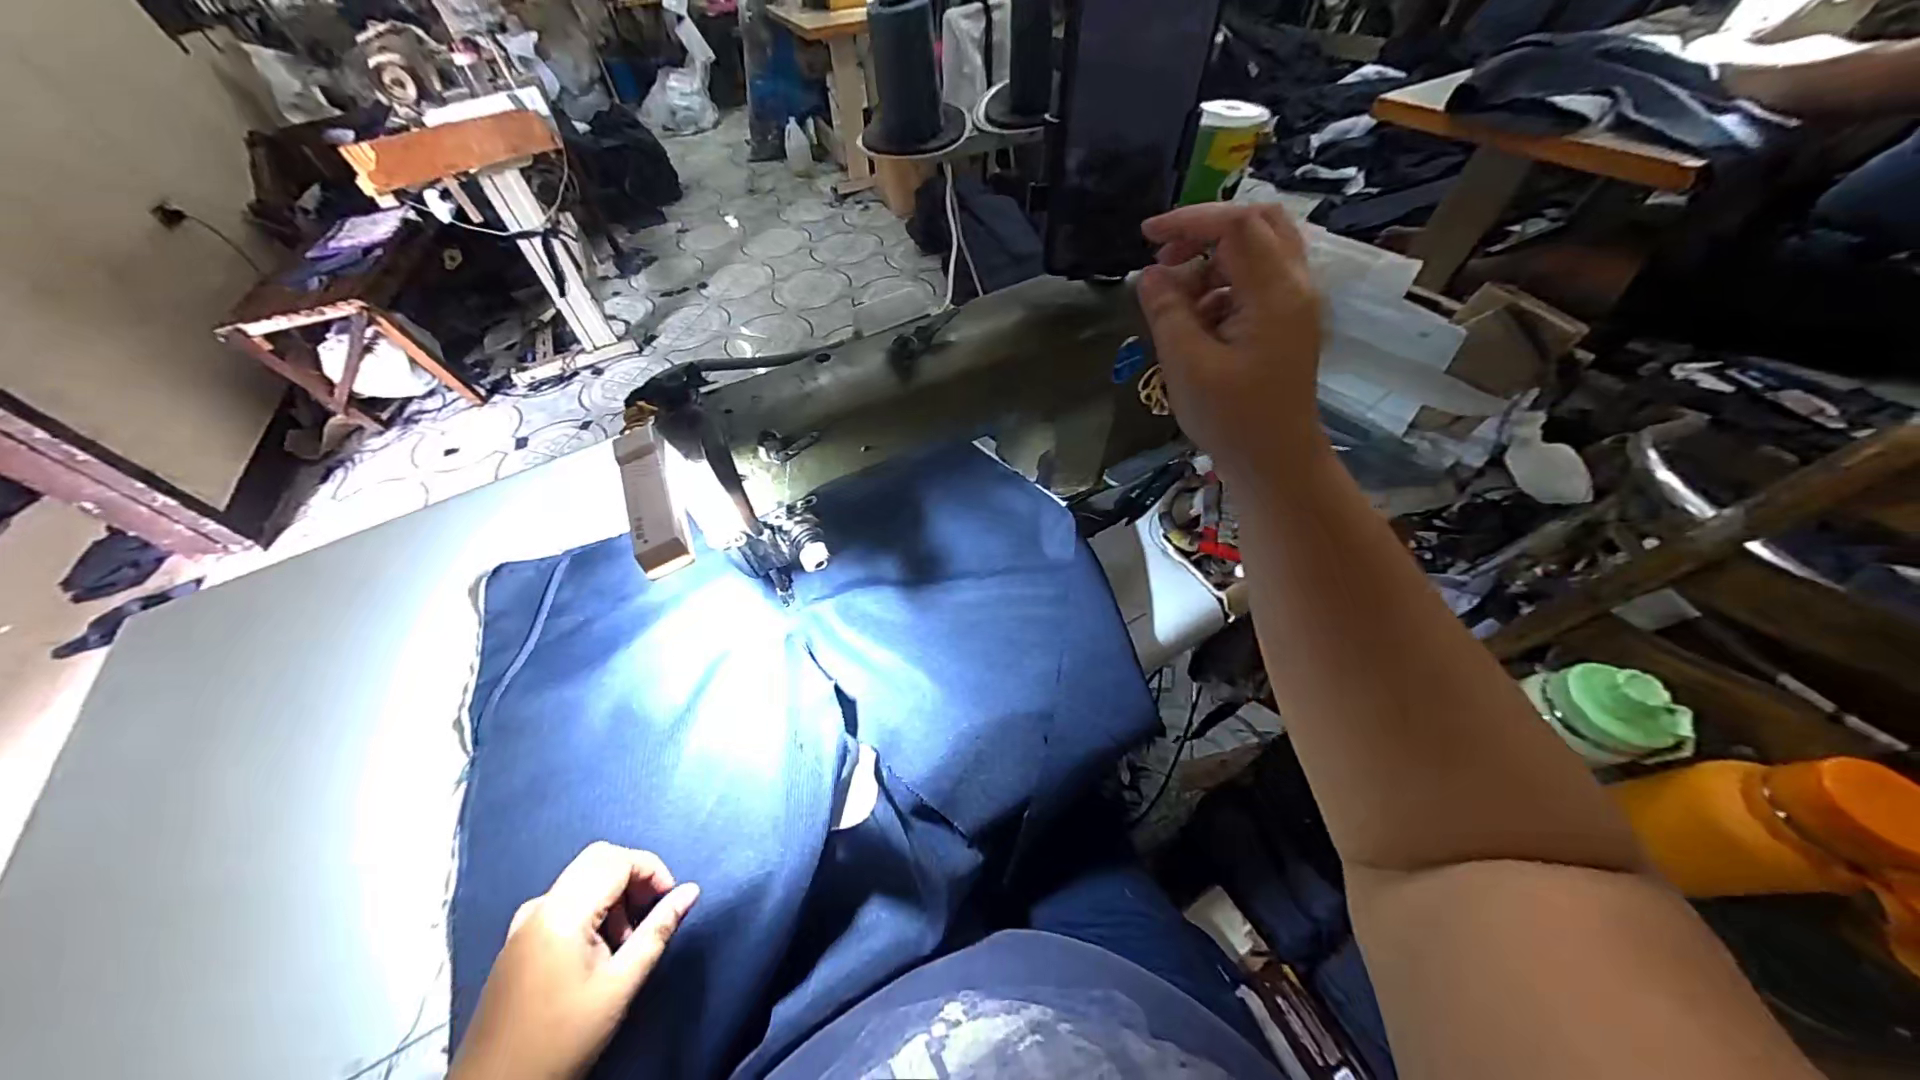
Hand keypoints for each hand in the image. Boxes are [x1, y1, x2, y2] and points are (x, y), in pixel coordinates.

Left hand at [451, 843, 699, 1079]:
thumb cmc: (563, 1039)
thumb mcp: (620, 985)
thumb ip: (658, 930)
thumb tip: (690, 891)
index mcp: (561, 913)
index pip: (616, 859)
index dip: (652, 869)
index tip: (670, 900)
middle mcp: (539, 907)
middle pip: (598, 859)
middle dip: (634, 876)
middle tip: (651, 913)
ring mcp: (523, 922)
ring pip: (582, 878)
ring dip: (614, 893)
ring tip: (626, 941)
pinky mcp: (518, 940)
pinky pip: (564, 900)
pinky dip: (592, 908)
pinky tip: (599, 949)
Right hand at [1136, 203, 1325, 478]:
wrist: (1275, 462)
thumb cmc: (1232, 418)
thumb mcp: (1187, 365)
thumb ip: (1167, 311)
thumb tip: (1150, 274)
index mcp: (1276, 292)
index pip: (1237, 224)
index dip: (1189, 221)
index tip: (1146, 237)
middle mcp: (1296, 286)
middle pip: (1258, 223)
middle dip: (1206, 231)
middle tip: (1165, 258)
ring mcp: (1295, 303)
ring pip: (1259, 250)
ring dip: (1213, 260)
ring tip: (1175, 296)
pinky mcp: (1287, 322)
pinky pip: (1257, 280)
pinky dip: (1223, 284)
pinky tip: (1197, 319)